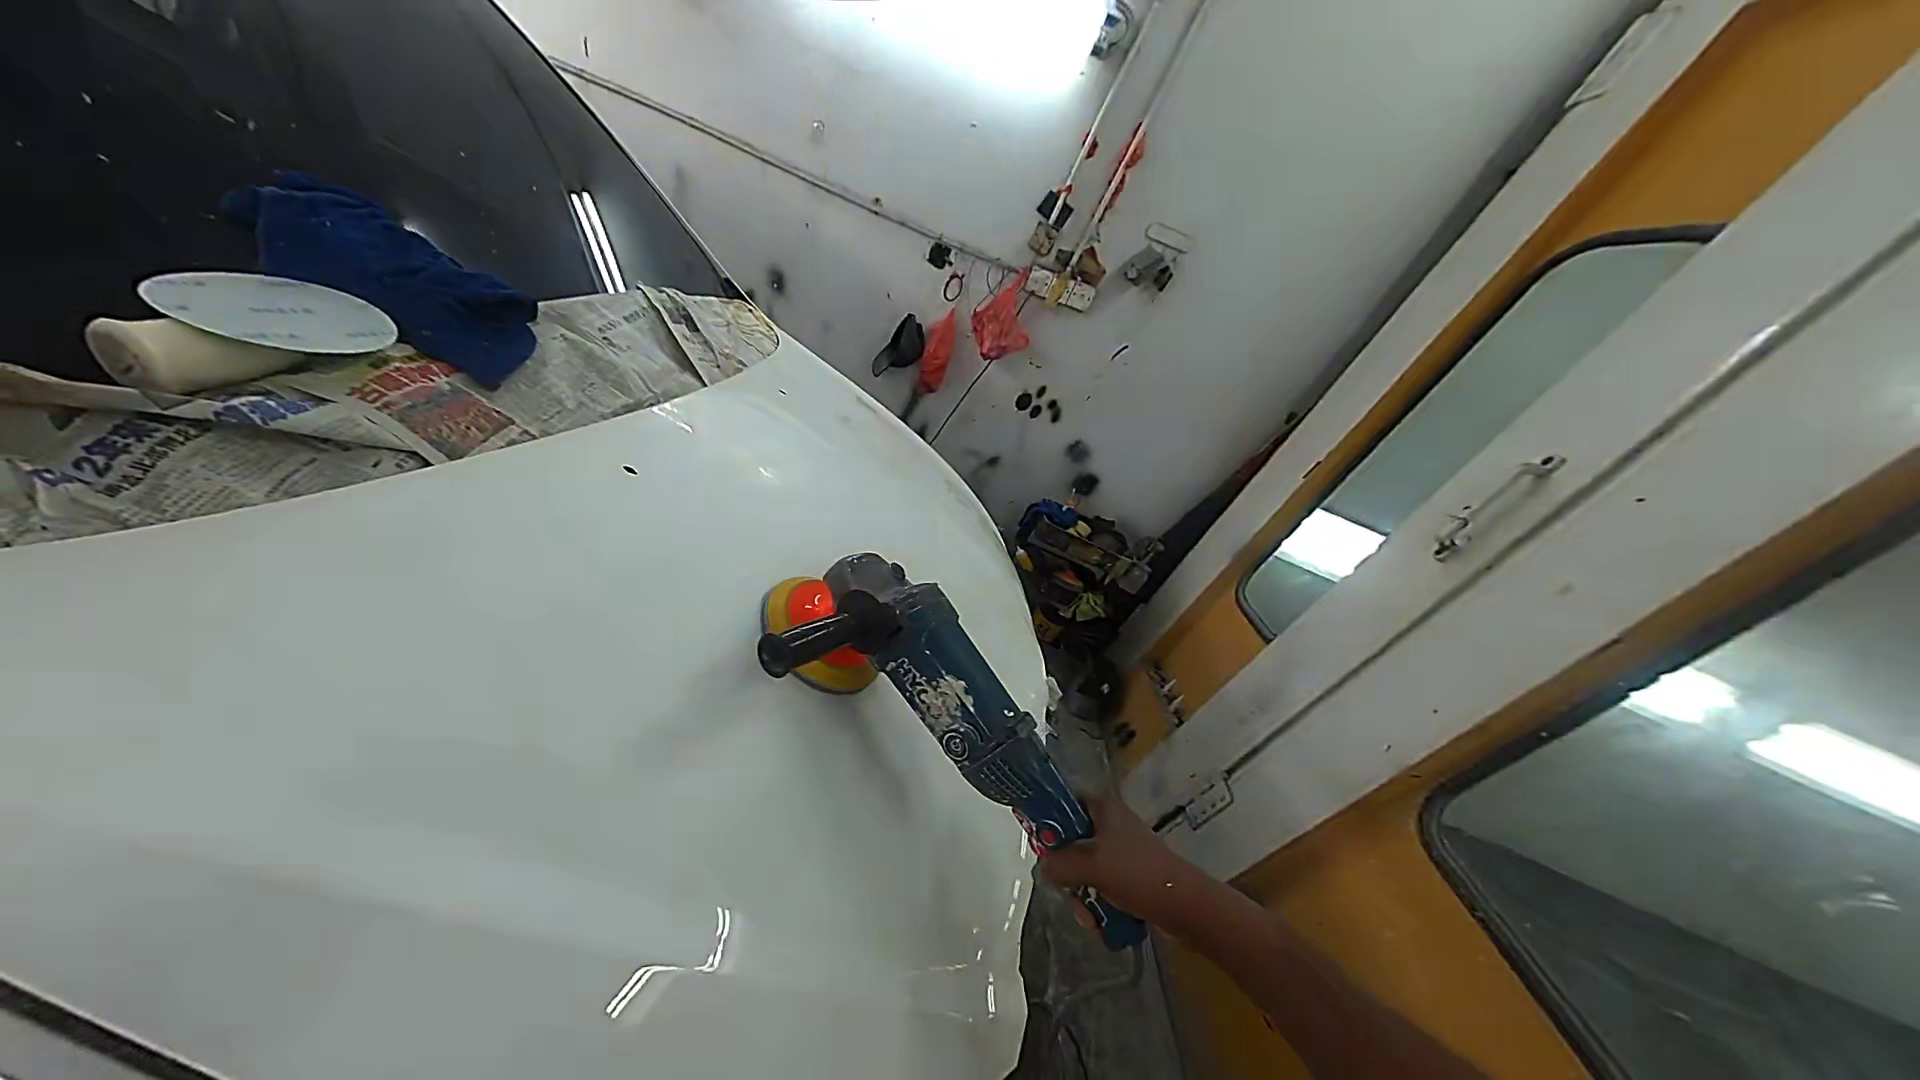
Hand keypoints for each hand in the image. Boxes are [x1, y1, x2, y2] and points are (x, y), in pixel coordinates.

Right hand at [1037, 796, 1206, 926]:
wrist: (1185, 906)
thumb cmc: (1137, 873)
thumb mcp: (1090, 865)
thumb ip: (1059, 864)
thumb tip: (1043, 869)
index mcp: (1103, 808)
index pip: (1067, 800)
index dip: (1050, 817)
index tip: (1040, 843)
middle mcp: (1112, 824)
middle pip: (1072, 840)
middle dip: (1067, 871)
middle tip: (1068, 889)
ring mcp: (1122, 851)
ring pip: (1085, 868)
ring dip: (1082, 894)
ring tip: (1089, 916)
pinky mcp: (1131, 875)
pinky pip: (1102, 885)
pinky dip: (1098, 904)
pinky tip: (1101, 923)